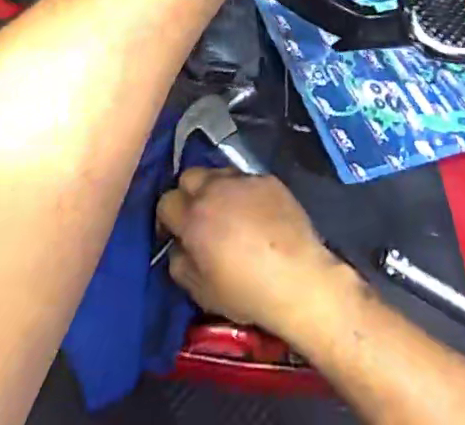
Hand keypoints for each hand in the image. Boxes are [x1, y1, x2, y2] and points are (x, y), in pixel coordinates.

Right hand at [157, 169, 361, 334]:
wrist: (297, 277)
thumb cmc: (245, 290)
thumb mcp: (199, 290)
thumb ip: (179, 261)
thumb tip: (179, 245)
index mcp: (194, 216)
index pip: (166, 201)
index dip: (168, 219)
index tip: (177, 234)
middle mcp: (216, 189)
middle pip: (189, 176)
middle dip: (188, 194)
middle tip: (200, 218)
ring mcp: (246, 180)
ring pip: (219, 173)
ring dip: (216, 189)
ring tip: (228, 212)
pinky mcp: (270, 180)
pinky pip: (247, 179)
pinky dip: (244, 192)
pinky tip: (255, 213)